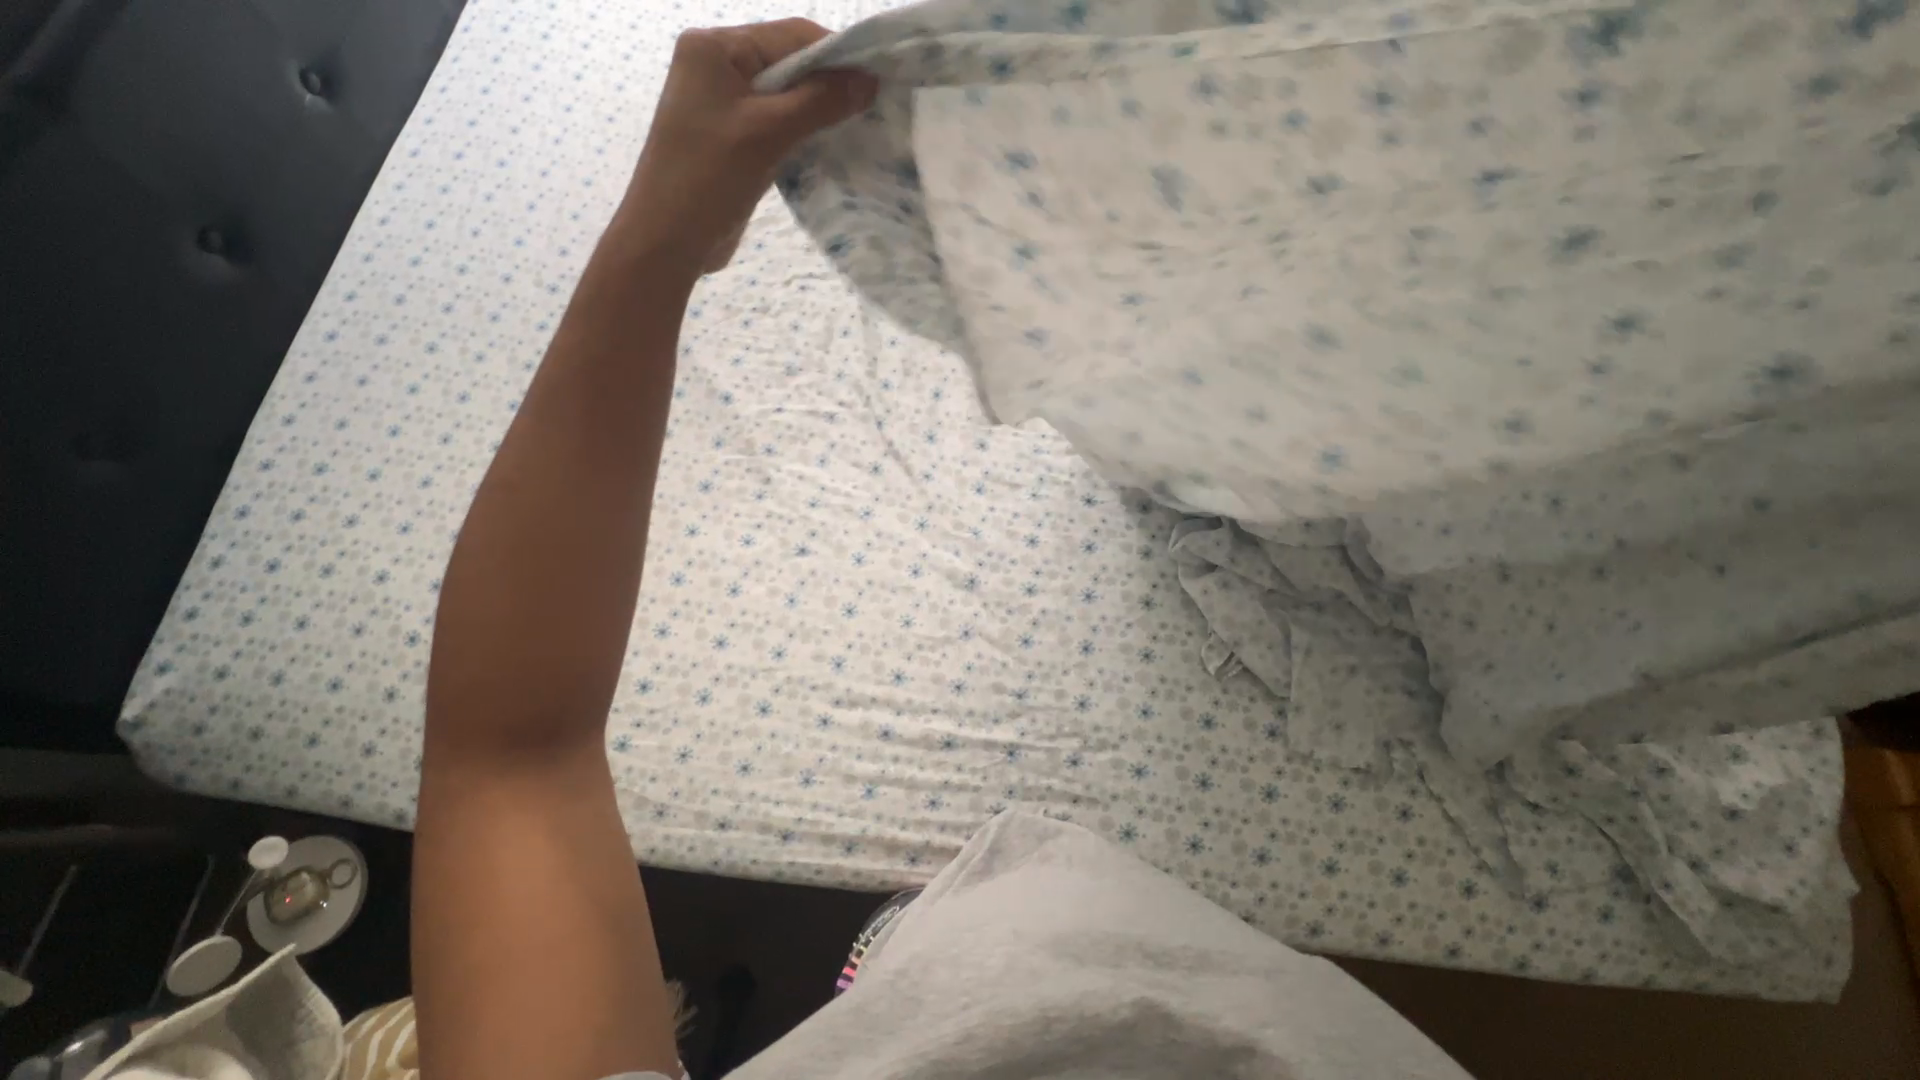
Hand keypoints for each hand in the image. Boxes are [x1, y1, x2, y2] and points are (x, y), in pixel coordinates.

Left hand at [612, 19, 876, 274]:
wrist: (666, 241)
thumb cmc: (709, 177)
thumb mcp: (768, 133)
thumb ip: (820, 101)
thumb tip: (868, 80)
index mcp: (715, 48)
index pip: (790, 36)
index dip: (837, 54)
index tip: (879, 79)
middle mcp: (716, 67)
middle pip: (788, 63)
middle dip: (830, 84)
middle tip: (875, 108)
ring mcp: (722, 105)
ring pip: (785, 97)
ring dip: (820, 112)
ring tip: (860, 128)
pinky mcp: (731, 140)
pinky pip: (776, 125)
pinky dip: (803, 134)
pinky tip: (830, 148)